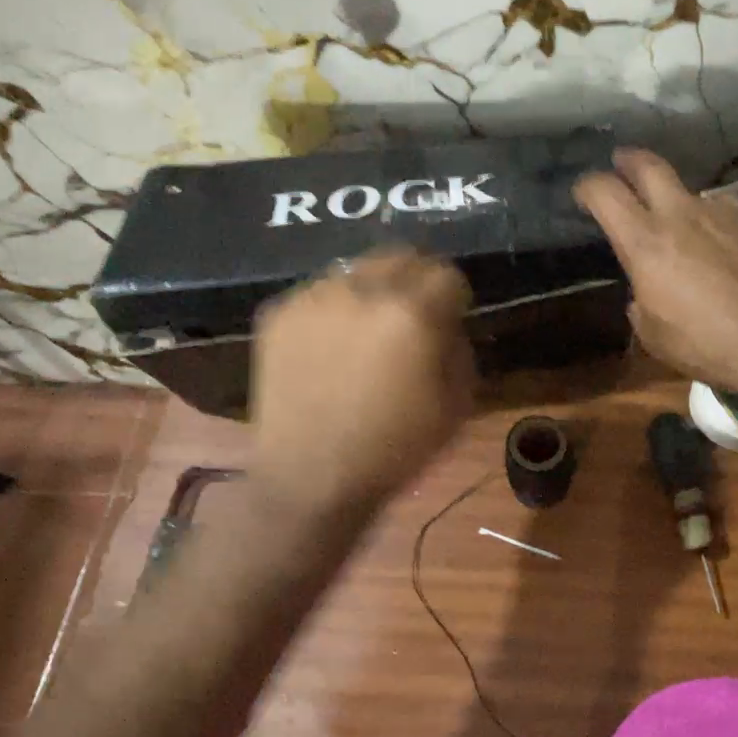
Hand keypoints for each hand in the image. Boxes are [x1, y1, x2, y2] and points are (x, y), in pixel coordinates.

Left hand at [249, 248, 474, 522]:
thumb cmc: (395, 449)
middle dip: (414, 280)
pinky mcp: (278, 314)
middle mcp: (362, 291)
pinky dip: (332, 310)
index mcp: (412, 314)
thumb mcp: (457, 405)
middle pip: (400, 256)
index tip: (449, 318)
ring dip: (371, 291)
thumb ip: (459, 349)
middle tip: (410, 315)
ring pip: (356, 271)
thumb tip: (446, 325)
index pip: (446, 274)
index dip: (453, 298)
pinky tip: (330, 347)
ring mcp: (313, 298)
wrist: (310, 479)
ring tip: (366, 330)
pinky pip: (318, 294)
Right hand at [574, 149, 737, 398]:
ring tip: (681, 223)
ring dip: (678, 200)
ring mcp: (723, 211)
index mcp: (646, 243)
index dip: (587, 186)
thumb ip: (642, 304)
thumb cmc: (712, 347)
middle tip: (621, 163)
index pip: (604, 192)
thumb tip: (645, 293)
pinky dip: (713, 218)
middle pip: (648, 164)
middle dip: (629, 160)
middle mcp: (682, 214)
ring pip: (691, 190)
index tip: (582, 192)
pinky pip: (723, 207)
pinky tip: (722, 242)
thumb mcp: (657, 338)